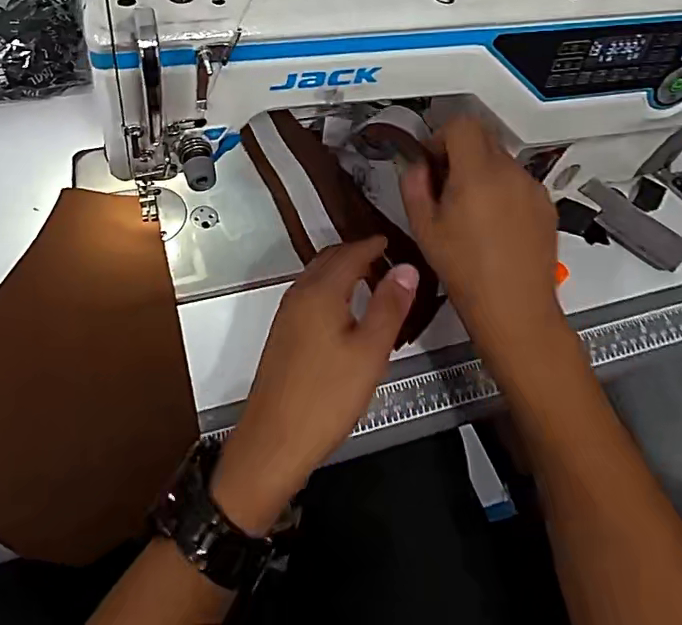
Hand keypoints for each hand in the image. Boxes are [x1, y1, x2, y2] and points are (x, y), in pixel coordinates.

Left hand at [211, 237, 417, 532]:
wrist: (275, 439)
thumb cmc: (326, 397)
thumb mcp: (370, 351)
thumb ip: (390, 306)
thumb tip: (406, 268)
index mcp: (320, 291)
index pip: (350, 253)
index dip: (373, 245)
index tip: (391, 242)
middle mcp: (299, 294)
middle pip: (329, 259)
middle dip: (356, 253)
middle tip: (385, 259)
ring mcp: (287, 314)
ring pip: (317, 276)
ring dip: (342, 271)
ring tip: (371, 281)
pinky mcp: (284, 334)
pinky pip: (310, 295)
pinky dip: (330, 289)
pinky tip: (346, 311)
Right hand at [399, 117, 564, 357]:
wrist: (513, 307)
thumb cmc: (468, 272)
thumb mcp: (423, 227)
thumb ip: (414, 185)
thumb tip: (416, 167)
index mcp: (477, 174)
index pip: (462, 125)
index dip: (441, 136)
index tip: (433, 158)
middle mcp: (510, 174)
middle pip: (482, 139)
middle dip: (459, 153)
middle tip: (444, 184)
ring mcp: (532, 189)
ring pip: (501, 161)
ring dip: (482, 173)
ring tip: (468, 211)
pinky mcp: (545, 206)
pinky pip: (519, 183)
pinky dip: (503, 191)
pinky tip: (491, 224)